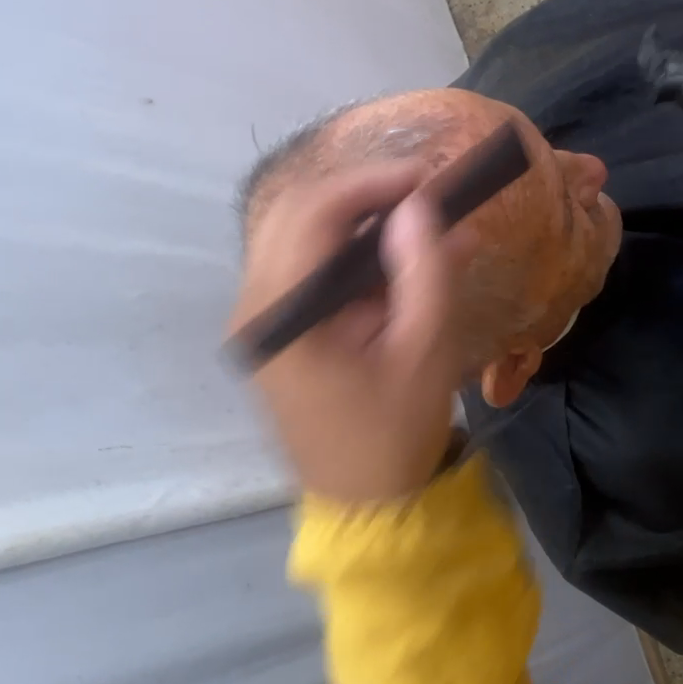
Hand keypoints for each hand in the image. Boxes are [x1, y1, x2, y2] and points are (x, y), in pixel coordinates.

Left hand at [230, 163, 475, 505]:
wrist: (365, 505)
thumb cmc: (396, 432)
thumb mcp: (425, 352)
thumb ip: (425, 273)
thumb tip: (421, 206)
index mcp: (279, 312)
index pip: (312, 213)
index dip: (373, 183)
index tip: (430, 179)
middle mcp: (253, 306)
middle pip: (297, 218)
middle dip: (364, 197)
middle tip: (425, 198)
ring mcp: (258, 321)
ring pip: (299, 241)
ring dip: (358, 226)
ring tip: (418, 228)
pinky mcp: (276, 334)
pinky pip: (306, 274)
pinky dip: (349, 259)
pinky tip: (395, 266)